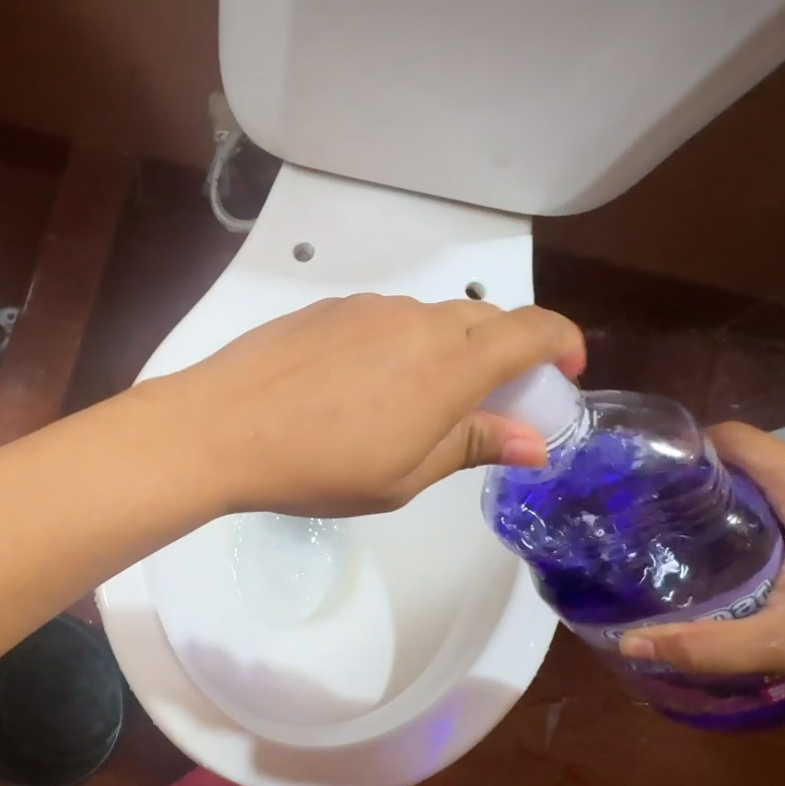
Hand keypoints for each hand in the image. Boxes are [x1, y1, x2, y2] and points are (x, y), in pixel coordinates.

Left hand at [138, 294, 584, 516]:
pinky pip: (384, 320)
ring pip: (432, 319)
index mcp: (450, 364)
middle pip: (486, 321)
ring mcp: (368, 308)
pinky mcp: (326, 308)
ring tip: (414, 403)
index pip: (534, 330)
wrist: (219, 427)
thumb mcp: (402, 477)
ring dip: (447, 351)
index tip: (564, 373)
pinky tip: (361, 386)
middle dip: (504, 356)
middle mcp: (417, 321)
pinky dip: (399, 345)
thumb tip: (536, 441)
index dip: (563, 344)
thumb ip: (472, 446)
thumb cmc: (316, 467)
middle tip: (487, 406)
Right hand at [619, 424, 784, 684]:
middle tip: (658, 521)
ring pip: (772, 469)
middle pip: (749, 454)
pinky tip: (749, 542)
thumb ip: (705, 645)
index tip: (646, 487)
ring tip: (692, 534)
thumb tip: (628, 644)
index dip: (684, 454)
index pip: (734, 439)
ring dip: (733, 494)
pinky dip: (765, 502)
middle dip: (702, 482)